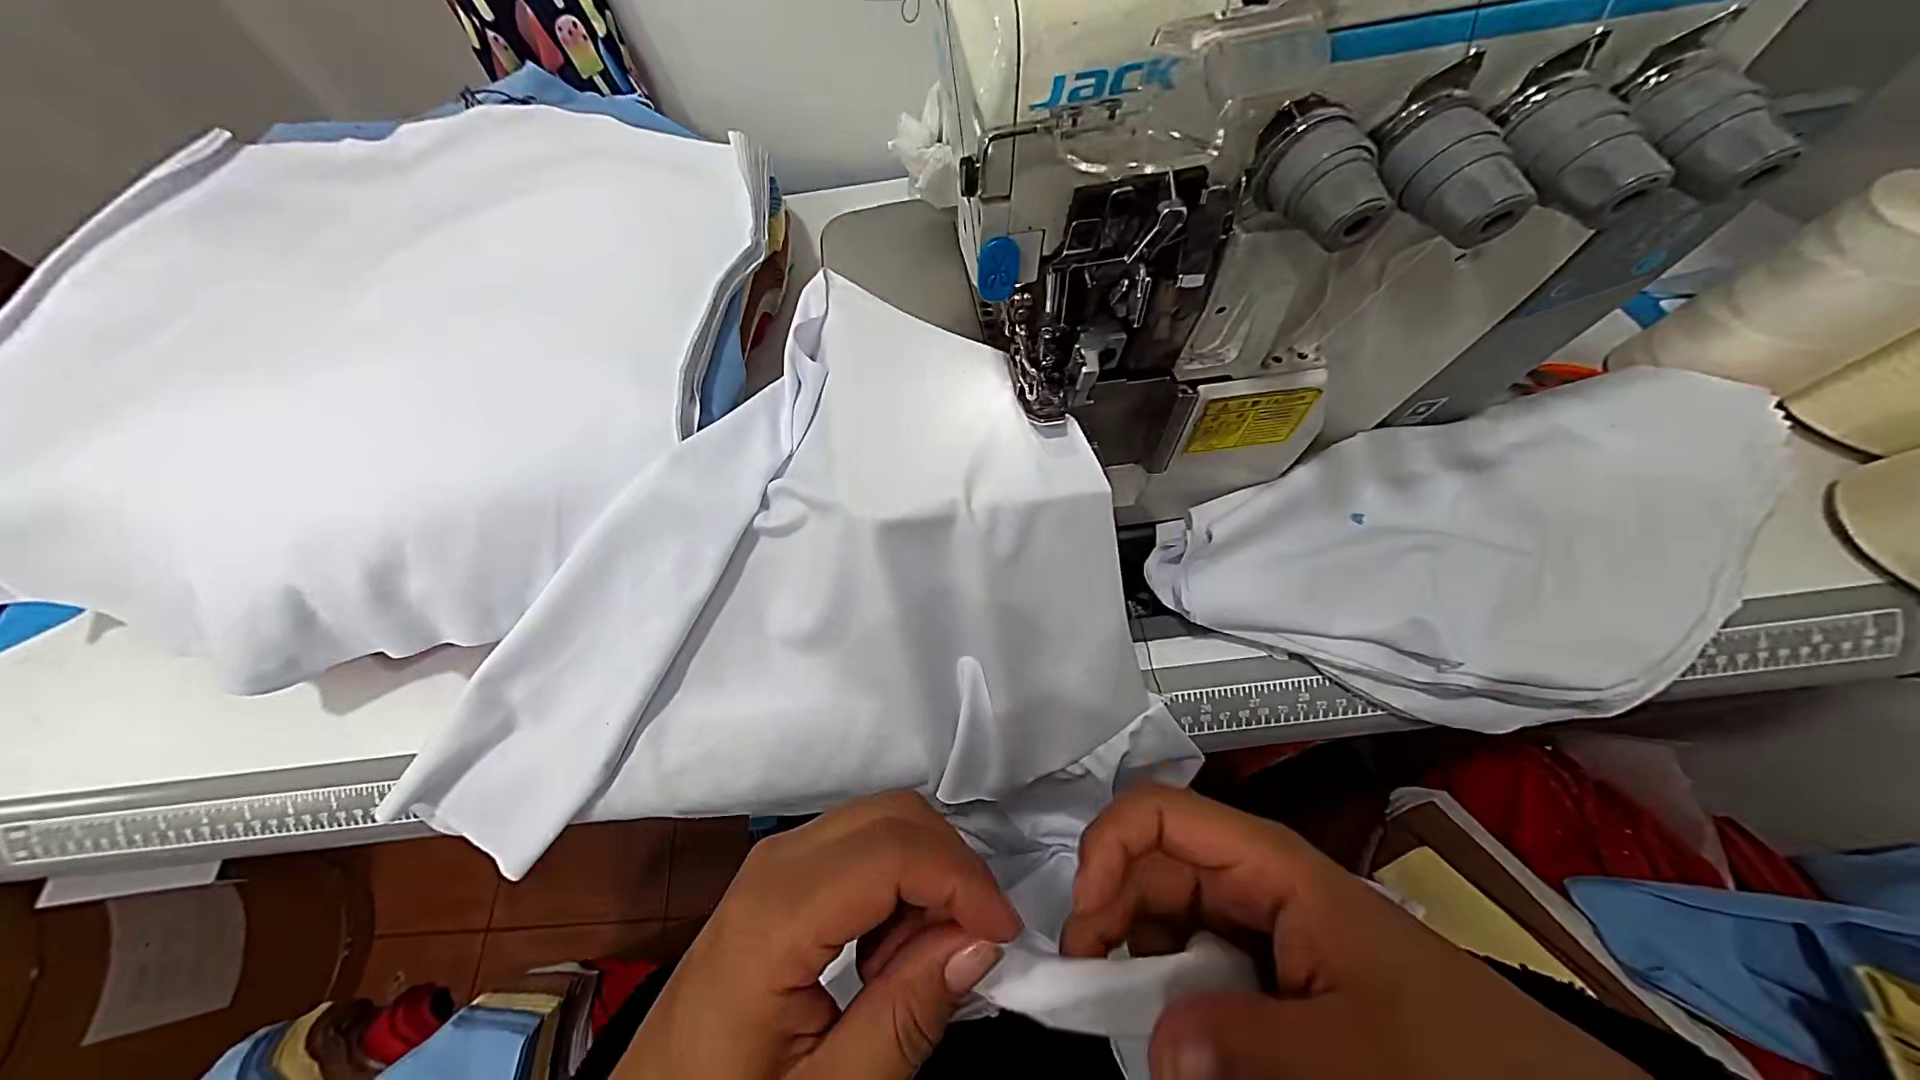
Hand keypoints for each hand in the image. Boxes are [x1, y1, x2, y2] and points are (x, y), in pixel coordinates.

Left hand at [616, 793, 1021, 1079]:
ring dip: (925, 876)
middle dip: (950, 867)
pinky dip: (899, 881)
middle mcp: (775, 864)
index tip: (1004, 934)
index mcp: (776, 915)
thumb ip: (905, 1018)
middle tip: (969, 945)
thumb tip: (978, 942)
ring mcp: (775, 860)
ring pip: (883, 821)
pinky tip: (885, 952)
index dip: (961, 879)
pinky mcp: (781, 871)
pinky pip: (862, 843)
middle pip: (892, 816)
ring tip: (916, 963)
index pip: (892, 850)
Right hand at [1063, 785, 1648, 1079]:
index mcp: (1270, 865)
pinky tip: (1169, 1020)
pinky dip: (1163, 980)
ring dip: (1130, 947)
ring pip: (1164, 910)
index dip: (1110, 846)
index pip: (1163, 813)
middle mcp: (1253, 880)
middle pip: (1152, 861)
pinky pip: (1190, 955)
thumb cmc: (1457, 1051)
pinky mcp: (1264, 964)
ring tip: (1120, 1002)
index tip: (1085, 918)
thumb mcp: (1356, 1051)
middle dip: (1108, 905)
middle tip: (1086, 980)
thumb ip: (1250, 1045)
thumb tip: (1156, 1048)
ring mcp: (1257, 922)